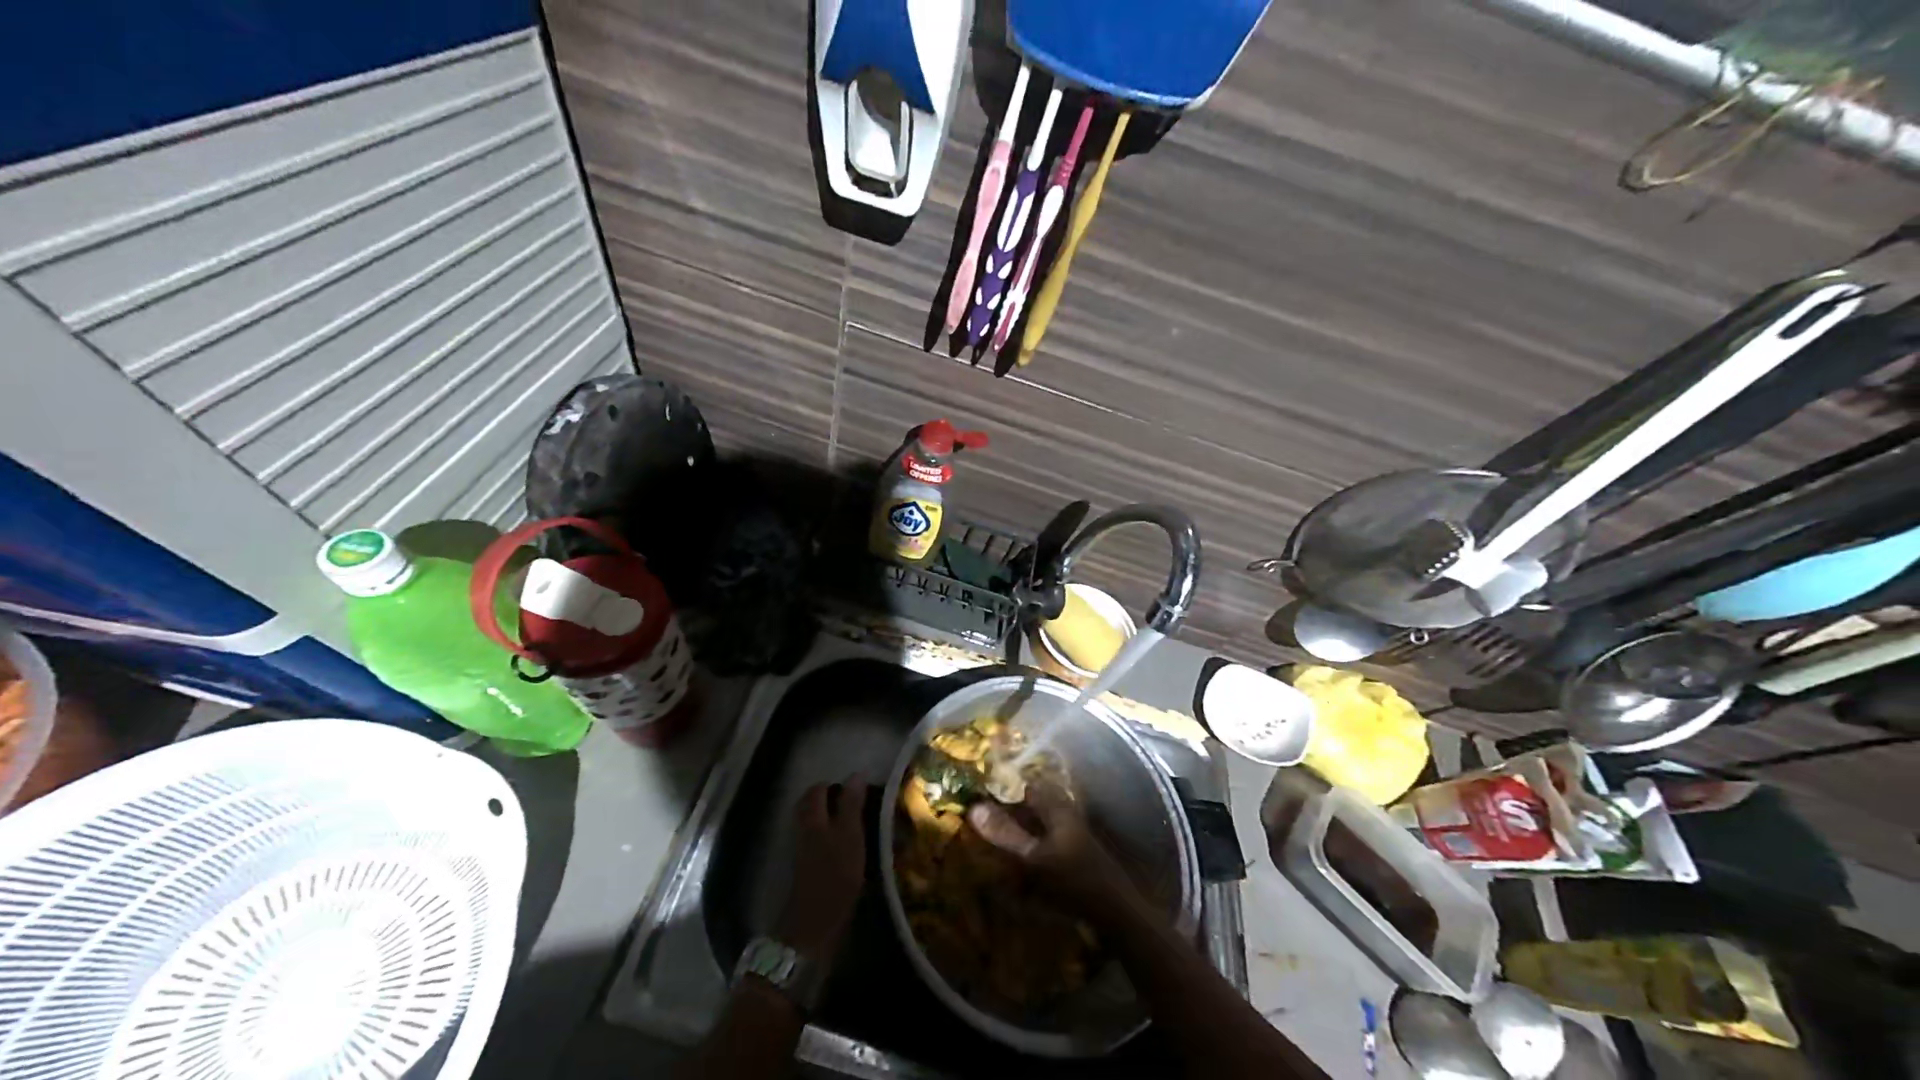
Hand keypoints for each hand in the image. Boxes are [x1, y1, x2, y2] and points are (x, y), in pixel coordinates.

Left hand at [775, 777, 869, 958]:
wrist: (816, 925)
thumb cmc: (835, 874)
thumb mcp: (849, 835)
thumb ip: (852, 804)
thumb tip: (856, 774)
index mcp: (812, 819)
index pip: (817, 790)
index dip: (834, 784)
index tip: (857, 786)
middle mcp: (805, 832)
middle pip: (811, 807)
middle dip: (829, 800)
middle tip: (855, 801)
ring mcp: (805, 853)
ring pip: (815, 826)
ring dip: (831, 820)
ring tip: (857, 822)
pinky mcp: (811, 872)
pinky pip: (819, 845)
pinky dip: (832, 839)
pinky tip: (850, 847)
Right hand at [967, 781, 1136, 921]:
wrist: (1117, 915)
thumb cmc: (1074, 881)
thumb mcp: (1034, 858)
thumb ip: (1005, 833)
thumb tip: (974, 807)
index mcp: (1058, 808)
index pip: (1026, 784)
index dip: (1003, 784)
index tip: (978, 788)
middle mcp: (1065, 815)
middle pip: (1032, 803)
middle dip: (1008, 806)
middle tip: (980, 814)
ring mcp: (1071, 836)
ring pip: (1038, 822)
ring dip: (1017, 827)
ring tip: (991, 835)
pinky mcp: (1073, 856)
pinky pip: (1044, 841)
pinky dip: (1028, 845)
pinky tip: (1014, 860)